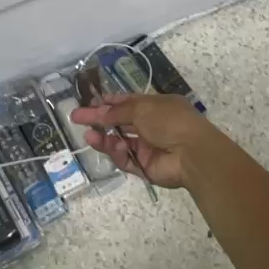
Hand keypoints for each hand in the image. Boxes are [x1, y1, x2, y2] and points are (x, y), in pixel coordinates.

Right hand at [70, 93, 220, 188]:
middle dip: (99, 120)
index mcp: (156, 106)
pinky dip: (117, 153)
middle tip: (76, 118)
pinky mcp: (145, 166)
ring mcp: (148, 147)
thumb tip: (99, 112)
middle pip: (120, 122)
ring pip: (120, 142)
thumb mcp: (142, 108)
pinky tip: (110, 146)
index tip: (91, 102)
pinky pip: (126, 159)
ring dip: (104, 138)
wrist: (192, 153)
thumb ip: (117, 111)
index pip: (128, 102)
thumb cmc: (170, 121)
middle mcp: (152, 125)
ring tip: (88, 136)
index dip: (110, 102)